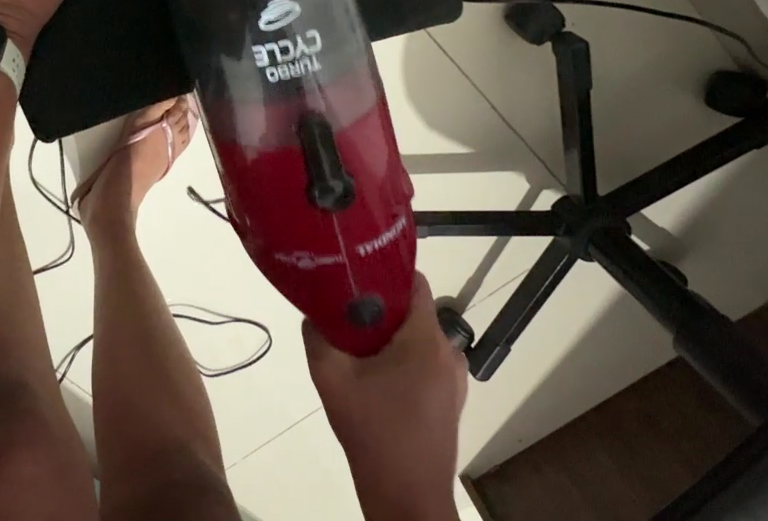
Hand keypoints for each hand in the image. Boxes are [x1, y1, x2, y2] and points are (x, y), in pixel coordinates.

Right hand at [303, 274, 468, 520]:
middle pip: (414, 310)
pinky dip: (400, 356)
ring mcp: (454, 379)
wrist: (406, 496)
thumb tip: (313, 313)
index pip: (415, 283)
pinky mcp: (450, 399)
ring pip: (418, 337)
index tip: (354, 271)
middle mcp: (448, 353)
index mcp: (425, 341)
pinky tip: (372, 372)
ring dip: (389, 334)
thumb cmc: (372, 431)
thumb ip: (317, 336)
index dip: (385, 270)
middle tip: (344, 307)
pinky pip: (424, 360)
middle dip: (380, 305)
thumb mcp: (330, 377)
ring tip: (354, 340)